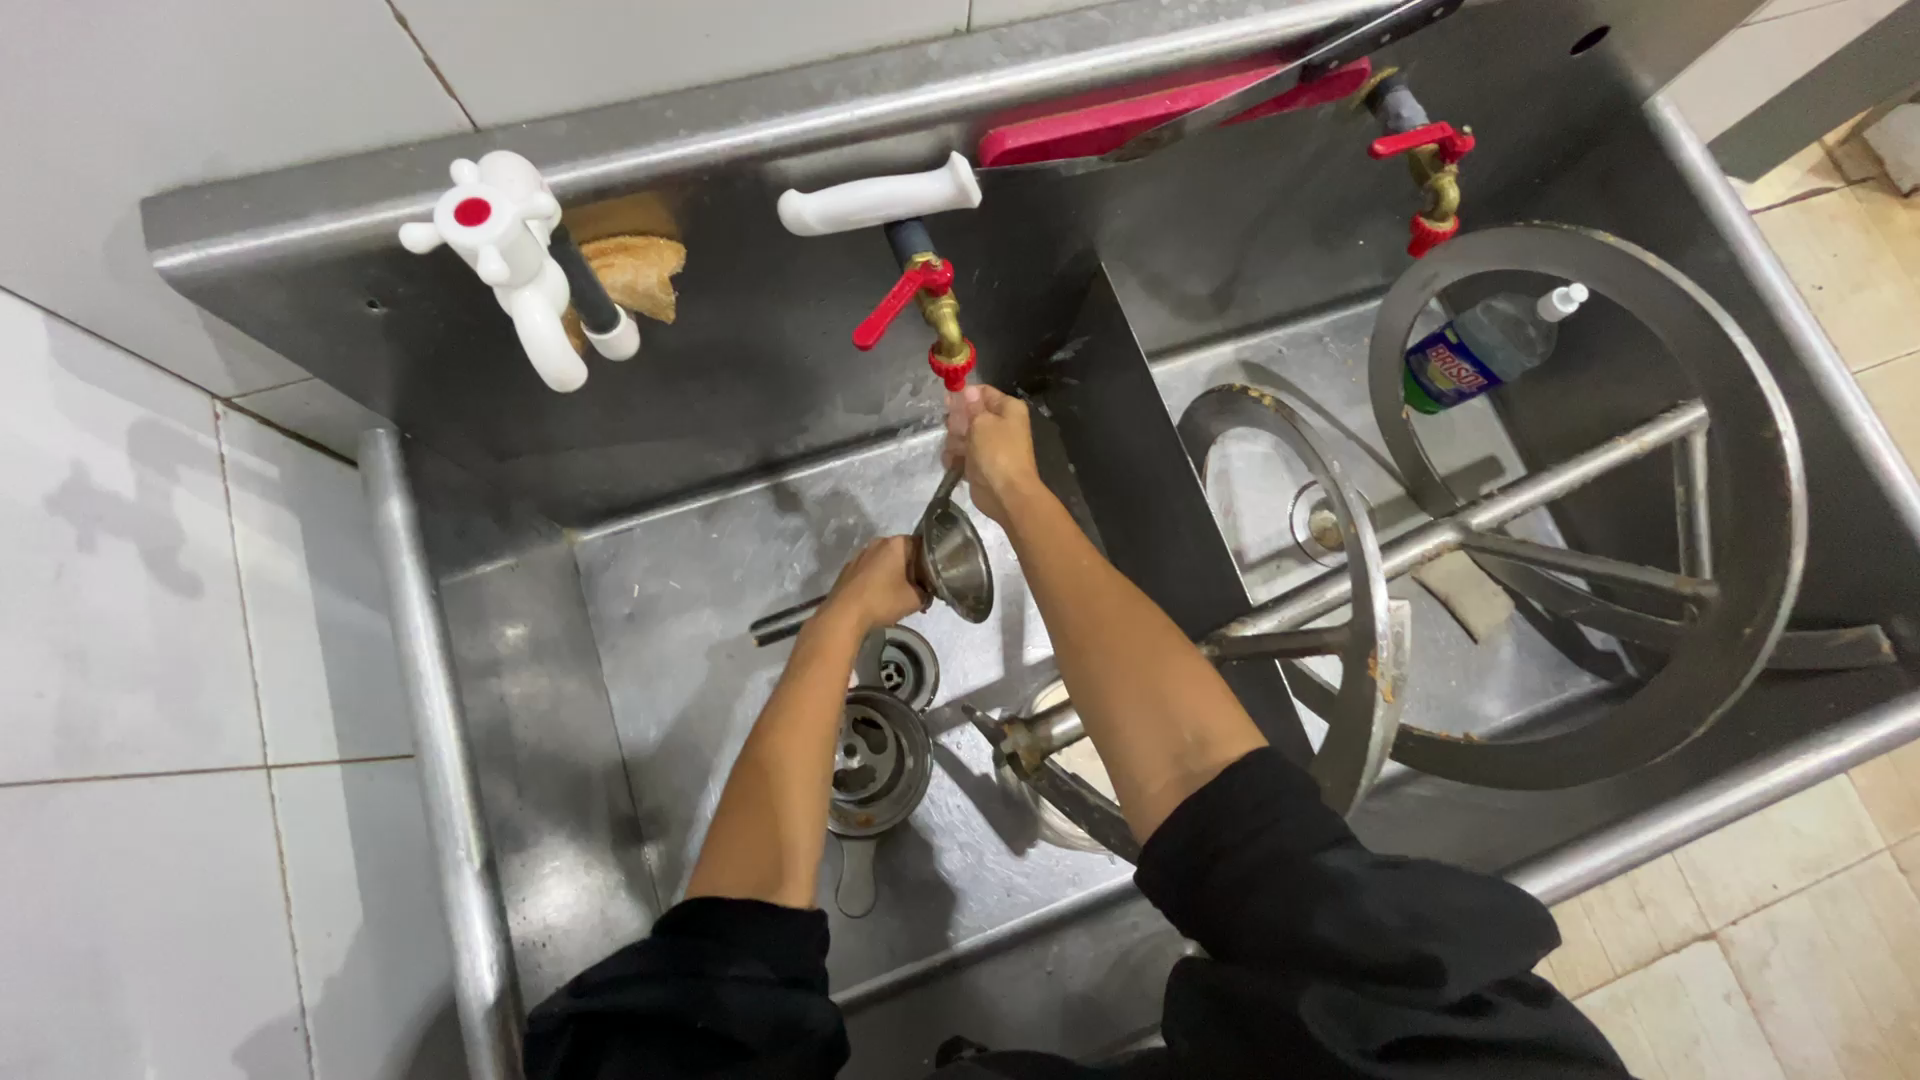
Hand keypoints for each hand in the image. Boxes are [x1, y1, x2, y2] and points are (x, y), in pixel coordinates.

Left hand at [820, 535, 926, 633]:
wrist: (844, 614)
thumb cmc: (882, 600)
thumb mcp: (915, 600)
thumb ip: (927, 593)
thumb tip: (925, 593)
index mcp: (896, 544)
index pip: (922, 546)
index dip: (929, 563)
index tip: (931, 579)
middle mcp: (878, 542)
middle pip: (903, 554)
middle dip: (912, 571)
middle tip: (918, 592)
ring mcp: (860, 555)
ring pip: (885, 563)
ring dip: (894, 577)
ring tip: (898, 599)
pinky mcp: (849, 569)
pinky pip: (870, 571)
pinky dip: (878, 581)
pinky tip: (879, 599)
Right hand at [945, 385, 1041, 526]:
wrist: (1005, 494)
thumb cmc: (997, 452)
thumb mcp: (982, 422)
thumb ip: (971, 405)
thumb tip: (967, 390)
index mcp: (1007, 409)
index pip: (983, 392)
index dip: (965, 395)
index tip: (948, 401)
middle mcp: (1000, 424)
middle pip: (969, 414)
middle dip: (958, 422)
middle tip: (957, 431)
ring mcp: (989, 445)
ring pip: (962, 435)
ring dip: (955, 442)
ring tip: (958, 451)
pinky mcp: (979, 464)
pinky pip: (961, 454)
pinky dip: (956, 458)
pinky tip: (954, 463)